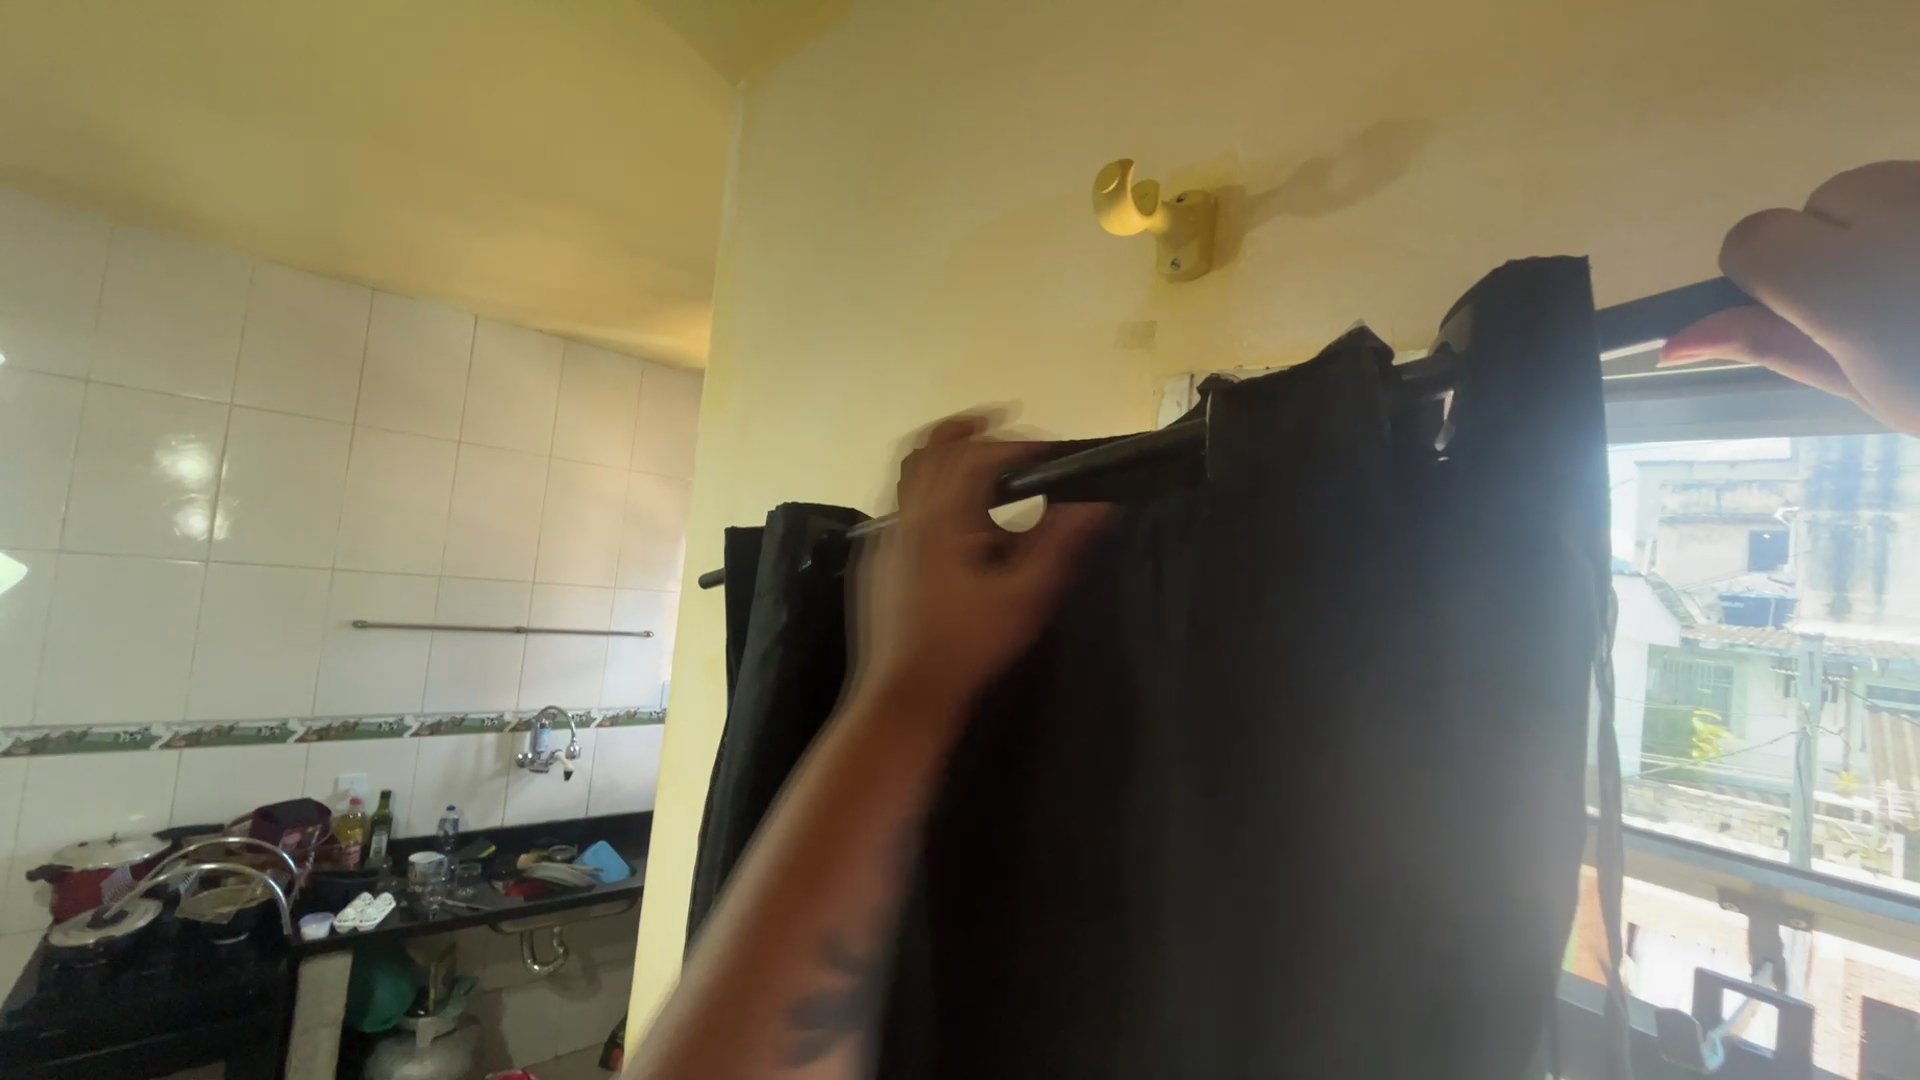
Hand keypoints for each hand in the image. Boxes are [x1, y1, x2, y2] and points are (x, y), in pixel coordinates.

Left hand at [850, 416, 1110, 717]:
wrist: (905, 691)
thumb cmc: (968, 646)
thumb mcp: (1023, 598)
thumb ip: (1058, 545)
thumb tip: (1095, 504)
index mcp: (941, 521)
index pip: (977, 456)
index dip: (1016, 444)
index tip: (1048, 451)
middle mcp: (906, 517)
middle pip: (932, 446)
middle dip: (971, 427)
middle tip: (1004, 422)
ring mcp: (885, 536)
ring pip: (910, 471)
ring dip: (944, 453)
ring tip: (980, 459)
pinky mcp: (876, 557)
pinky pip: (901, 501)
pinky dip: (929, 485)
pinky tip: (954, 517)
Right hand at [1661, 161, 1919, 435]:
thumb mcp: (1866, 388)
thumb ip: (1771, 346)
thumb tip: (1672, 344)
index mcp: (1843, 277)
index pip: (1753, 236)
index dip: (1763, 271)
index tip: (1798, 306)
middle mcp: (1907, 214)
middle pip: (1835, 192)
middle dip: (1843, 234)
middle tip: (1887, 296)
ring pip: (1908, 179)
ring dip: (1910, 218)